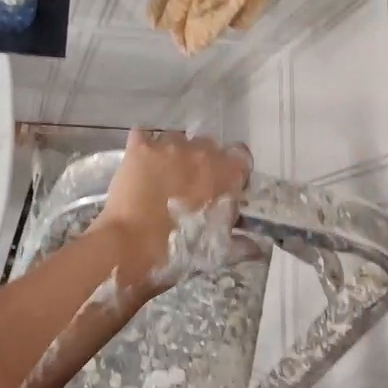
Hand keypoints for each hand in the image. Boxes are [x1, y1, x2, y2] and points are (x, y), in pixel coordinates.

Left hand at [93, 129, 251, 287]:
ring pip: (177, 138)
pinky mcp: (139, 147)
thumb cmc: (178, 252)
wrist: (130, 248)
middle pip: (208, 145)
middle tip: (191, 185)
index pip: (241, 156)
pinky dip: (144, 145)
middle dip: (202, 161)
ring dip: (174, 153)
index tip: (226, 186)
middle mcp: (200, 151)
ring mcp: (168, 146)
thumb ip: (241, 243)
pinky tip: (140, 162)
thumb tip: (257, 247)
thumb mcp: (217, 251)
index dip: (234, 170)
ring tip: (162, 175)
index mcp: (225, 174)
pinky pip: (144, 134)